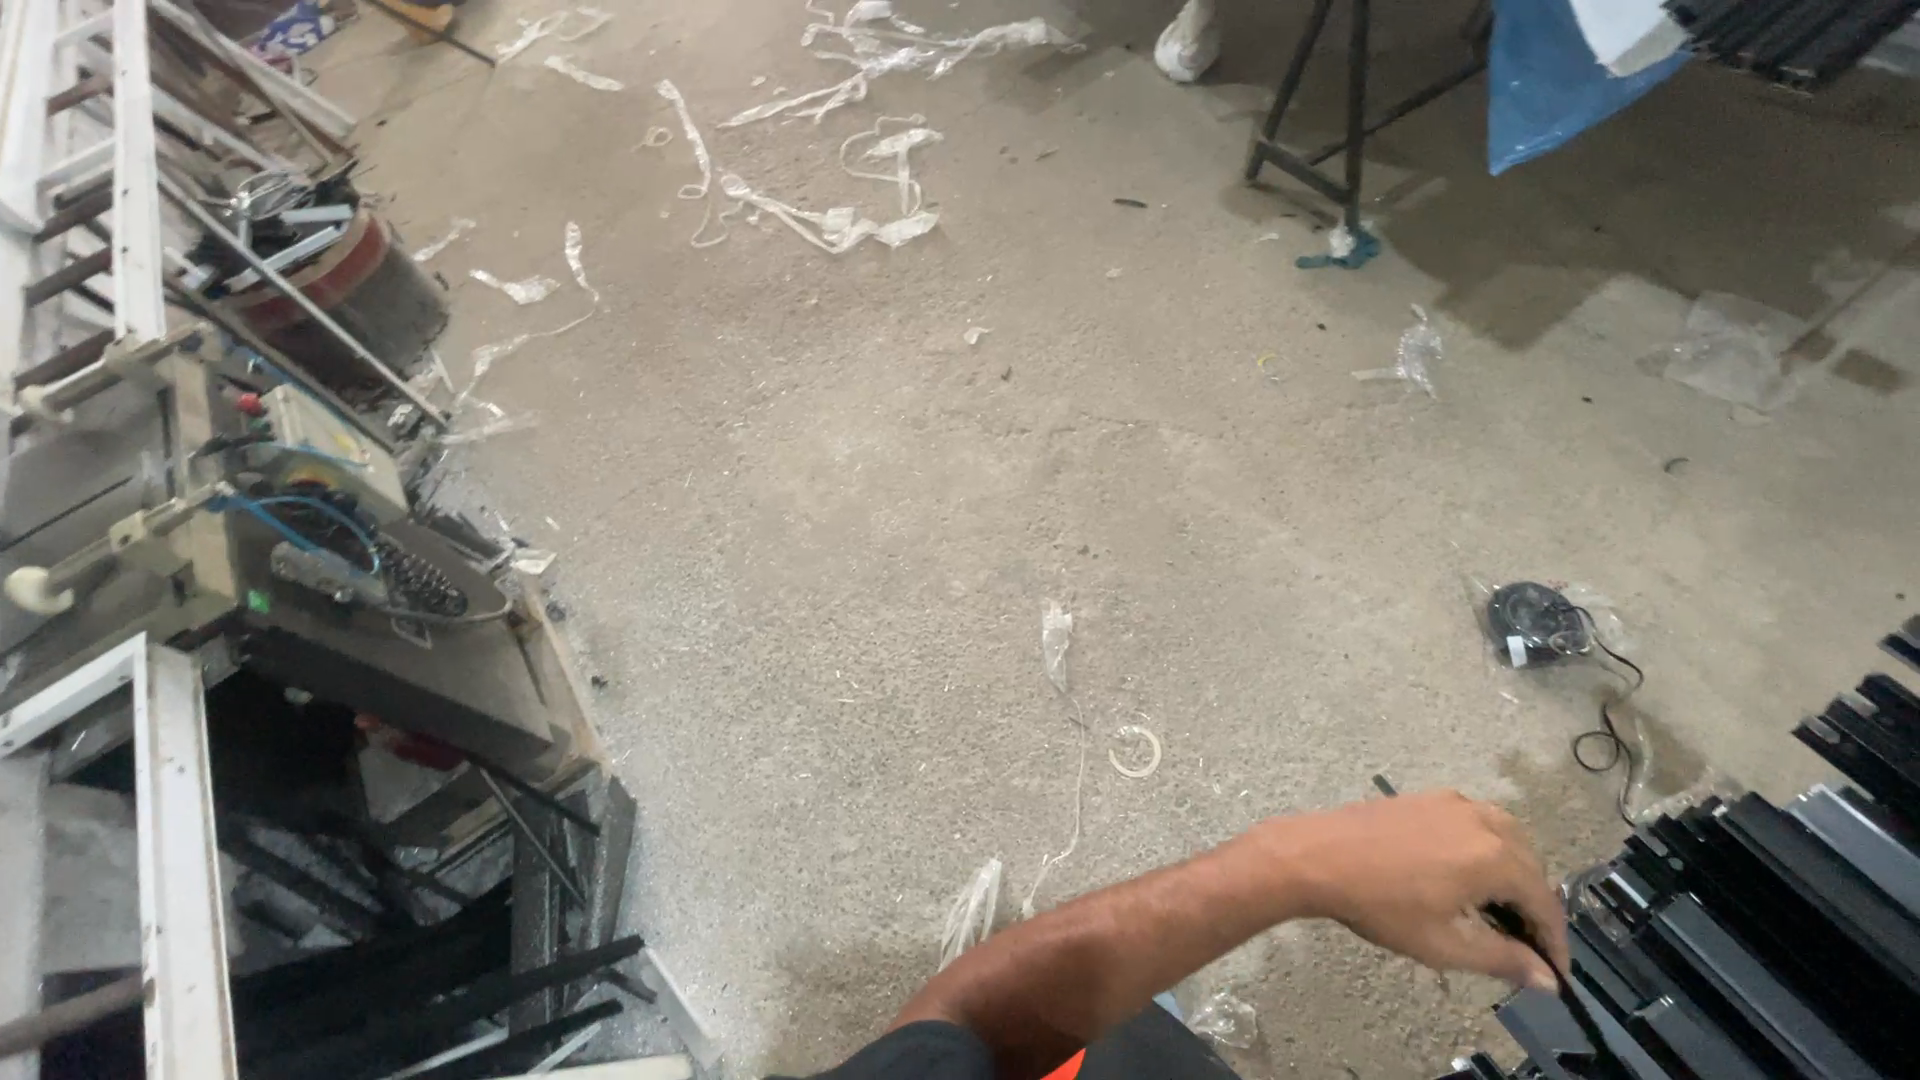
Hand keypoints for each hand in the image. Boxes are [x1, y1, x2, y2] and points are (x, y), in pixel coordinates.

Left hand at [1264, 791, 1568, 990]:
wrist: (1314, 855)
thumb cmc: (1378, 903)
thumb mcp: (1443, 944)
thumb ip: (1502, 959)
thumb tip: (1547, 979)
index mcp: (1494, 856)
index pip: (1544, 903)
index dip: (1553, 941)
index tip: (1554, 971)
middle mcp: (1480, 819)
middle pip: (1529, 864)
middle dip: (1533, 904)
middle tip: (1524, 943)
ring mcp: (1449, 802)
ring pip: (1504, 836)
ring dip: (1511, 870)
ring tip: (1496, 909)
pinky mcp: (1422, 797)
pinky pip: (1472, 820)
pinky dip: (1483, 846)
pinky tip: (1463, 873)